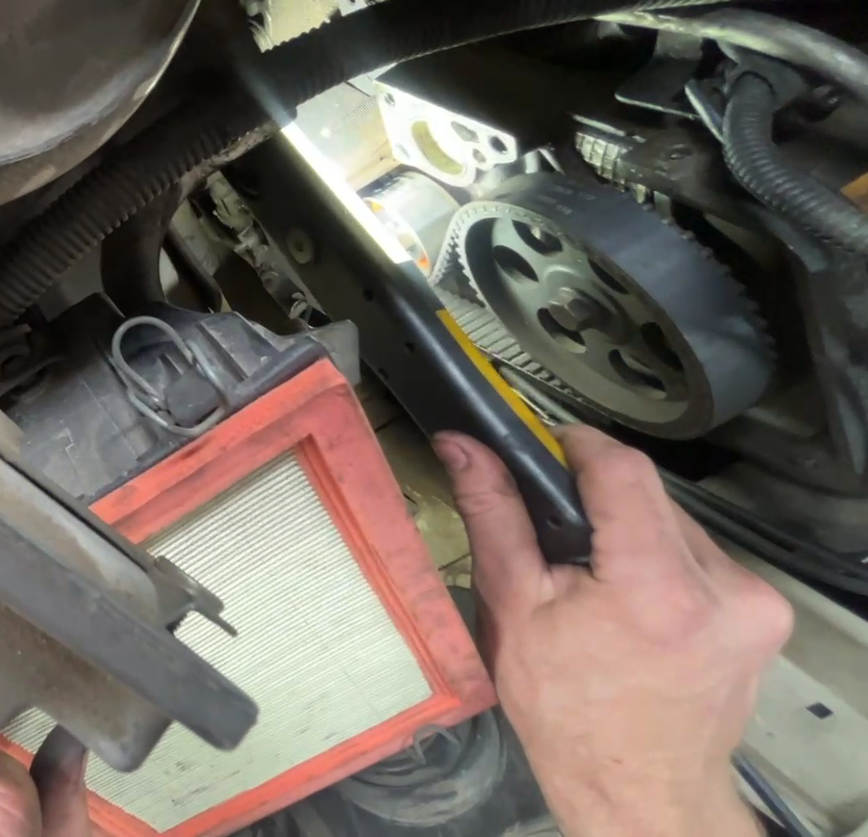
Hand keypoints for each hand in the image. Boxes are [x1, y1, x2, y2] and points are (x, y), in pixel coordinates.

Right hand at [432, 426, 792, 836]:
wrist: (636, 783)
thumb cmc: (559, 699)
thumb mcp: (510, 600)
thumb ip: (492, 512)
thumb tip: (461, 445)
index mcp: (658, 588)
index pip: (626, 472)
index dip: (577, 444)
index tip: (538, 441)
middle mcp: (728, 589)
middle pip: (649, 493)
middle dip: (592, 493)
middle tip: (542, 522)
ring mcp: (757, 604)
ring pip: (673, 519)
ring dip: (622, 521)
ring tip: (579, 564)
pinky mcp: (763, 615)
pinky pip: (696, 551)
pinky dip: (650, 550)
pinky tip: (617, 585)